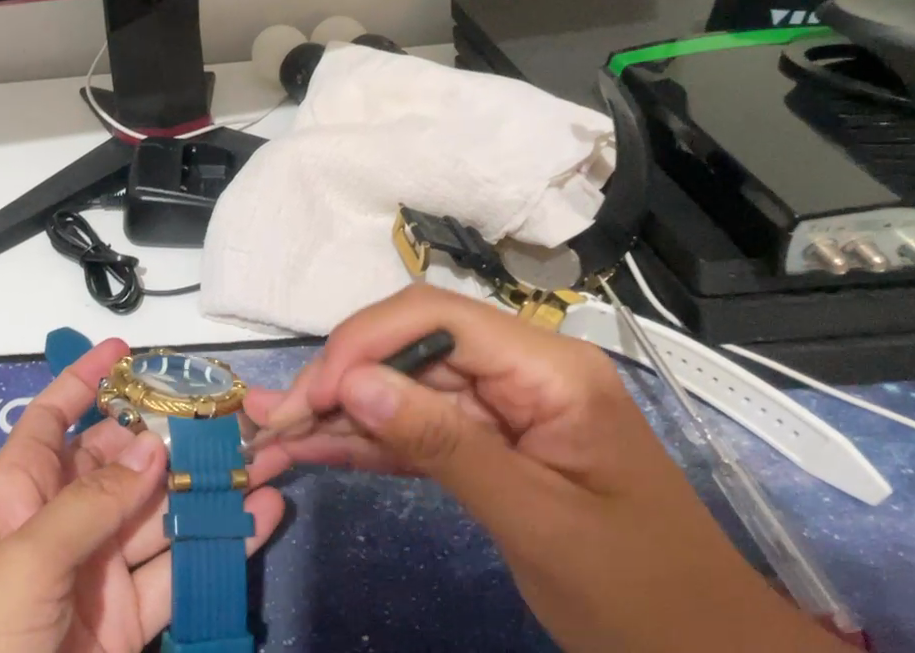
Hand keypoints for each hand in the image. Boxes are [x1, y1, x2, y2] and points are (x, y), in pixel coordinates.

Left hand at [0, 338, 286, 652]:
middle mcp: (61, 523)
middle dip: (172, 438)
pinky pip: (177, 576)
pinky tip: (261, 518)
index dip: (83, 381)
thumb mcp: (23, 562)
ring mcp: (95, 574)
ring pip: (158, 517)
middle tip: (234, 415)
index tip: (125, 351)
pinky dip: (219, 550)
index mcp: (20, 492)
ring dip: (208, 488)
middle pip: (121, 465)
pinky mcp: (125, 623)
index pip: (53, 420)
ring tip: (265, 456)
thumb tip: (150, 444)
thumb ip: (91, 506)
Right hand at [246, 285, 851, 652]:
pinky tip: (313, 451)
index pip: (437, 319)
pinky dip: (366, 444)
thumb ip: (444, 444)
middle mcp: (519, 373)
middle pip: (408, 350)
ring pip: (401, 390)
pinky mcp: (487, 447)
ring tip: (272, 435)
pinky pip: (415, 433)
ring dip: (338, 413)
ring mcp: (501, 410)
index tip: (314, 395)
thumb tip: (352, 381)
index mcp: (548, 369)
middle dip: (337, 379)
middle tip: (274, 423)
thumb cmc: (643, 596)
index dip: (365, 343)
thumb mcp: (539, 521)